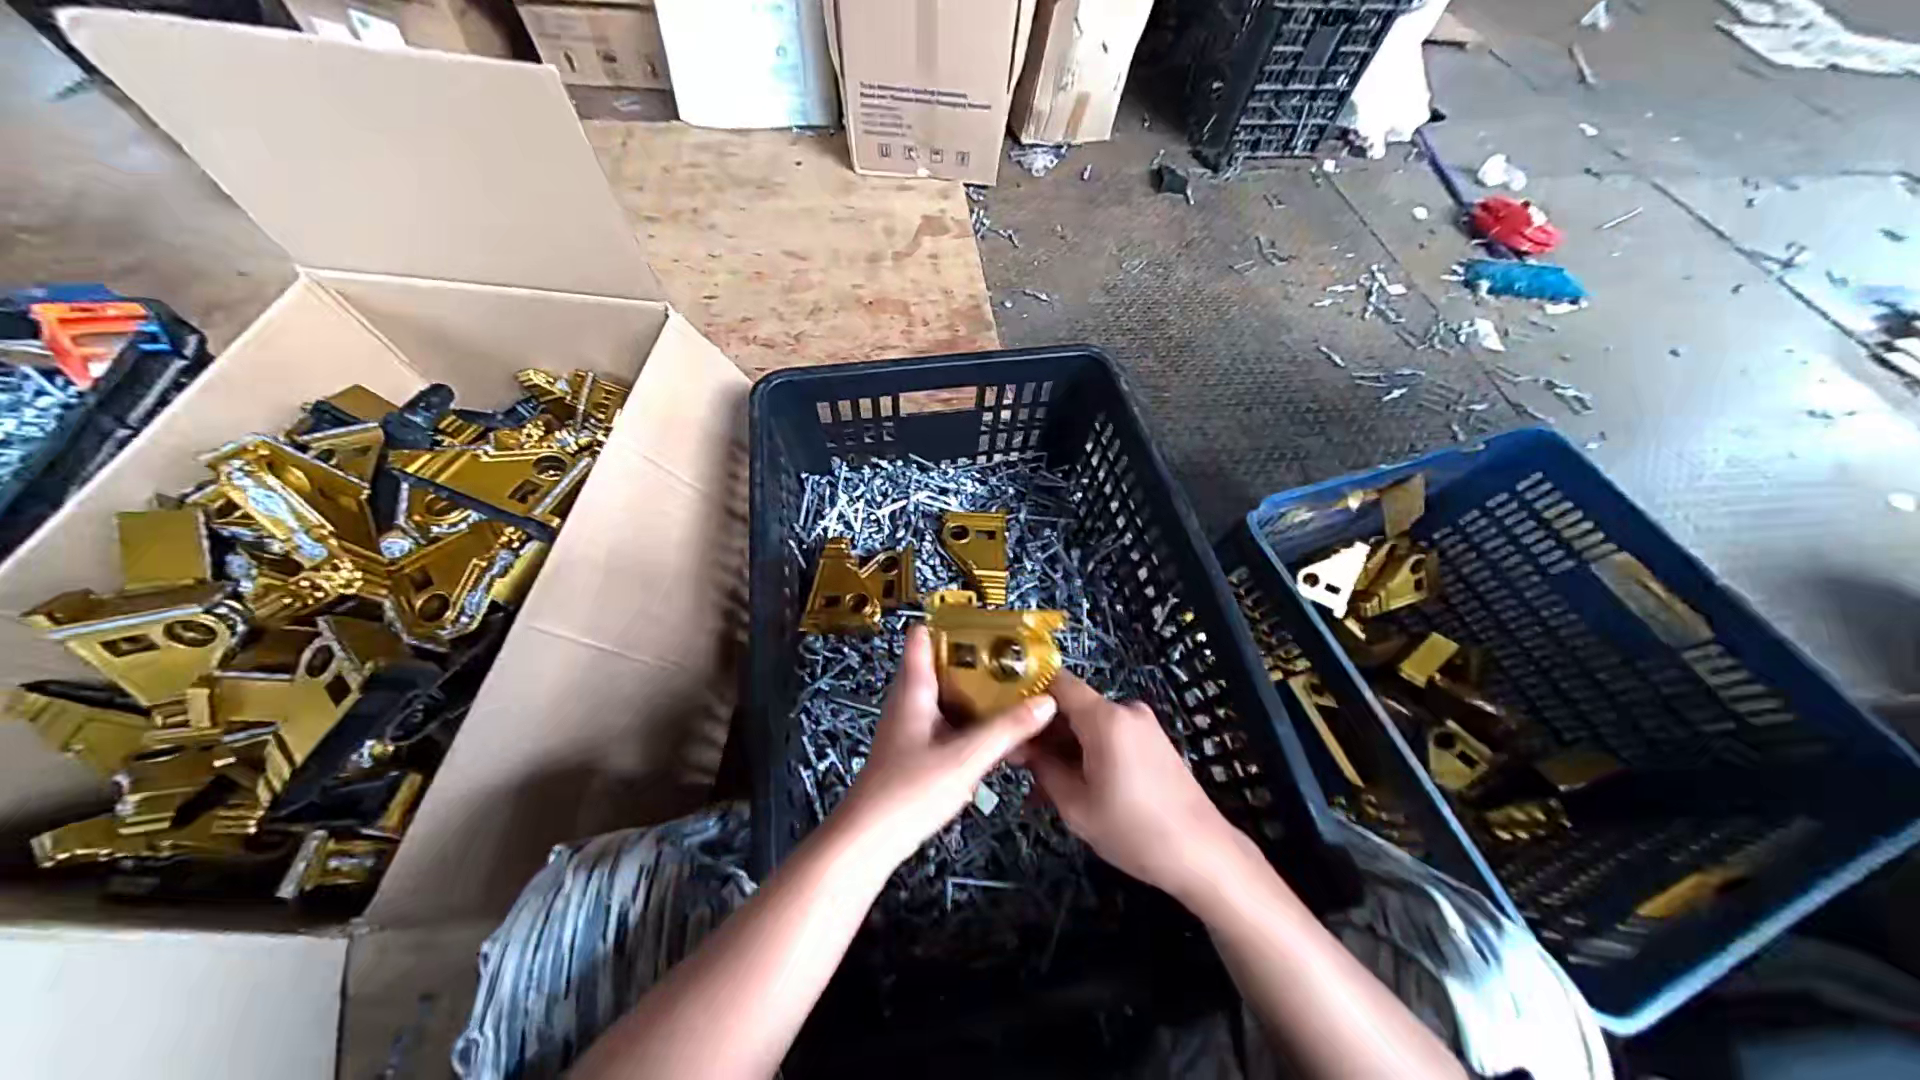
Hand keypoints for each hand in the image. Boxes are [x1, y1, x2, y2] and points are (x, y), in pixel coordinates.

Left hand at [834, 624, 1057, 866]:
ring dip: (973, 693)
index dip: (951, 624)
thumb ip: (1007, 730)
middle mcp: (908, 702)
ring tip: (1011, 692)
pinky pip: (943, 724)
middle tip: (1013, 660)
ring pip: (943, 698)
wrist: (868, 840)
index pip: (922, 638)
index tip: (988, 624)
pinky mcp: (913, 752)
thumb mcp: (965, 759)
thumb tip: (1047, 701)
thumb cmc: (910, 791)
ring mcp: (908, 728)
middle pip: (938, 667)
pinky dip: (966, 721)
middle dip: (974, 661)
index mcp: (913, 690)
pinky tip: (992, 734)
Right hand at [1018, 672, 1258, 902]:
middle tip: (1019, 763)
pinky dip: (1088, 753)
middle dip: (1044, 731)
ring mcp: (1143, 726)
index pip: (1057, 682)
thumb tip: (1020, 746)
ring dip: (1064, 746)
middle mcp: (1126, 711)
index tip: (1004, 716)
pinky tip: (1074, 784)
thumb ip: (1043, 768)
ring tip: (1043, 784)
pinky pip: (1109, 737)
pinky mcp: (1153, 743)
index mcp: (1106, 718)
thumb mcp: (1076, 805)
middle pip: (1073, 706)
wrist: (1203, 855)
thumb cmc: (1134, 831)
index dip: (1027, 693)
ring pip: (1089, 725)